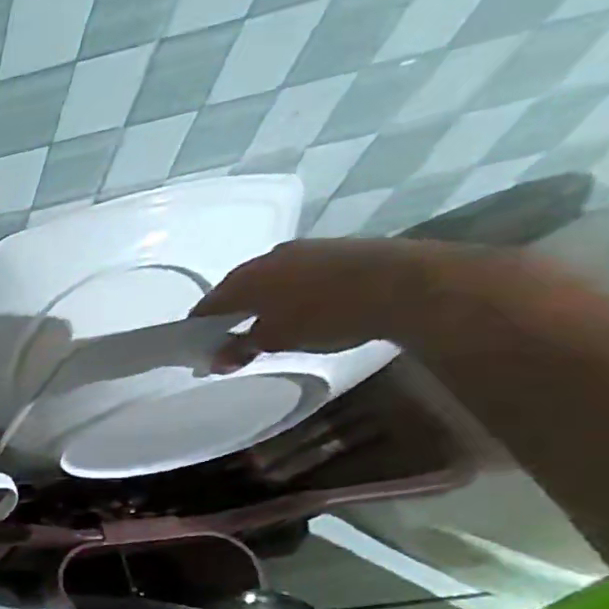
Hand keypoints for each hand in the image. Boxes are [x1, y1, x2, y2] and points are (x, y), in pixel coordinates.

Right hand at [190, 238, 468, 369]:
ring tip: (277, 319)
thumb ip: (241, 349)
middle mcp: (265, 259)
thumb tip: (216, 361)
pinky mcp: (337, 247)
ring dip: (267, 296)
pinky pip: (301, 270)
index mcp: (242, 280)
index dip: (201, 327)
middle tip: (237, 334)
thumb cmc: (326, 315)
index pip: (207, 306)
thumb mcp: (277, 341)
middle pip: (237, 287)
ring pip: (271, 276)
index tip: (204, 346)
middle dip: (234, 309)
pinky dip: (296, 287)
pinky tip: (309, 303)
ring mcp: (303, 248)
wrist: (407, 283)